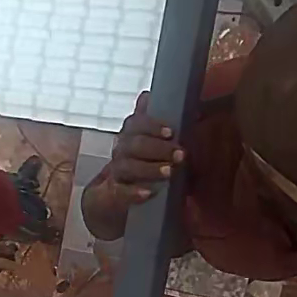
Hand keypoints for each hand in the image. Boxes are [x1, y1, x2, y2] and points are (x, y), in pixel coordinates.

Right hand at [103, 91, 183, 209]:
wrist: (118, 192)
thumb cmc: (143, 162)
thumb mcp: (153, 141)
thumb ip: (159, 124)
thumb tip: (171, 102)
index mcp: (130, 134)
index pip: (136, 123)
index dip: (153, 125)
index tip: (171, 132)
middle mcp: (122, 150)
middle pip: (135, 144)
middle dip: (158, 148)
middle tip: (180, 154)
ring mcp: (118, 171)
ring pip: (128, 166)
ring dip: (150, 169)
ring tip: (169, 172)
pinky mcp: (116, 193)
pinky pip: (121, 191)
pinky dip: (134, 192)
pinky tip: (148, 193)